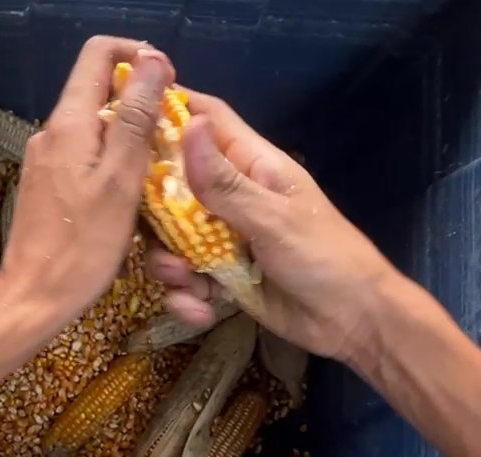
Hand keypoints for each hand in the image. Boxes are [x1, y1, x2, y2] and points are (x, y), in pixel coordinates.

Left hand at [0, 37, 173, 333]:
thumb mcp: (120, 182)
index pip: (100, 54)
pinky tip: (127, 202)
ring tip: (155, 178)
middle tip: (171, 144)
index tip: (169, 88)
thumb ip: (135, 119)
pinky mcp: (46, 191)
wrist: (33, 300)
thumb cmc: (81, 248)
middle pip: (98, 94)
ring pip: (94, 132)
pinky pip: (84, 163)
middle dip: (139, 108)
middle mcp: (51, 134)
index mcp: (68, 123)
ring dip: (128, 144)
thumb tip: (152, 59)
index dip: (139, 58)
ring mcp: (45, 164)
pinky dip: (110, 170)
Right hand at [144, 93, 406, 366]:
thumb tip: (188, 127)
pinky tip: (203, 312)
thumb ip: (225, 184)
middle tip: (156, 238)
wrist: (349, 320)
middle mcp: (232, 197)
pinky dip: (187, 299)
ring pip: (173, 241)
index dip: (170, 112)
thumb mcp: (273, 218)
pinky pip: (188, 283)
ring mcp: (225, 240)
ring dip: (169, 265)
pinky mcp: (223, 279)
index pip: (207, 120)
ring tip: (187, 283)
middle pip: (173, 187)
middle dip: (156, 215)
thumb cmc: (324, 257)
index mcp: (252, 165)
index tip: (130, 121)